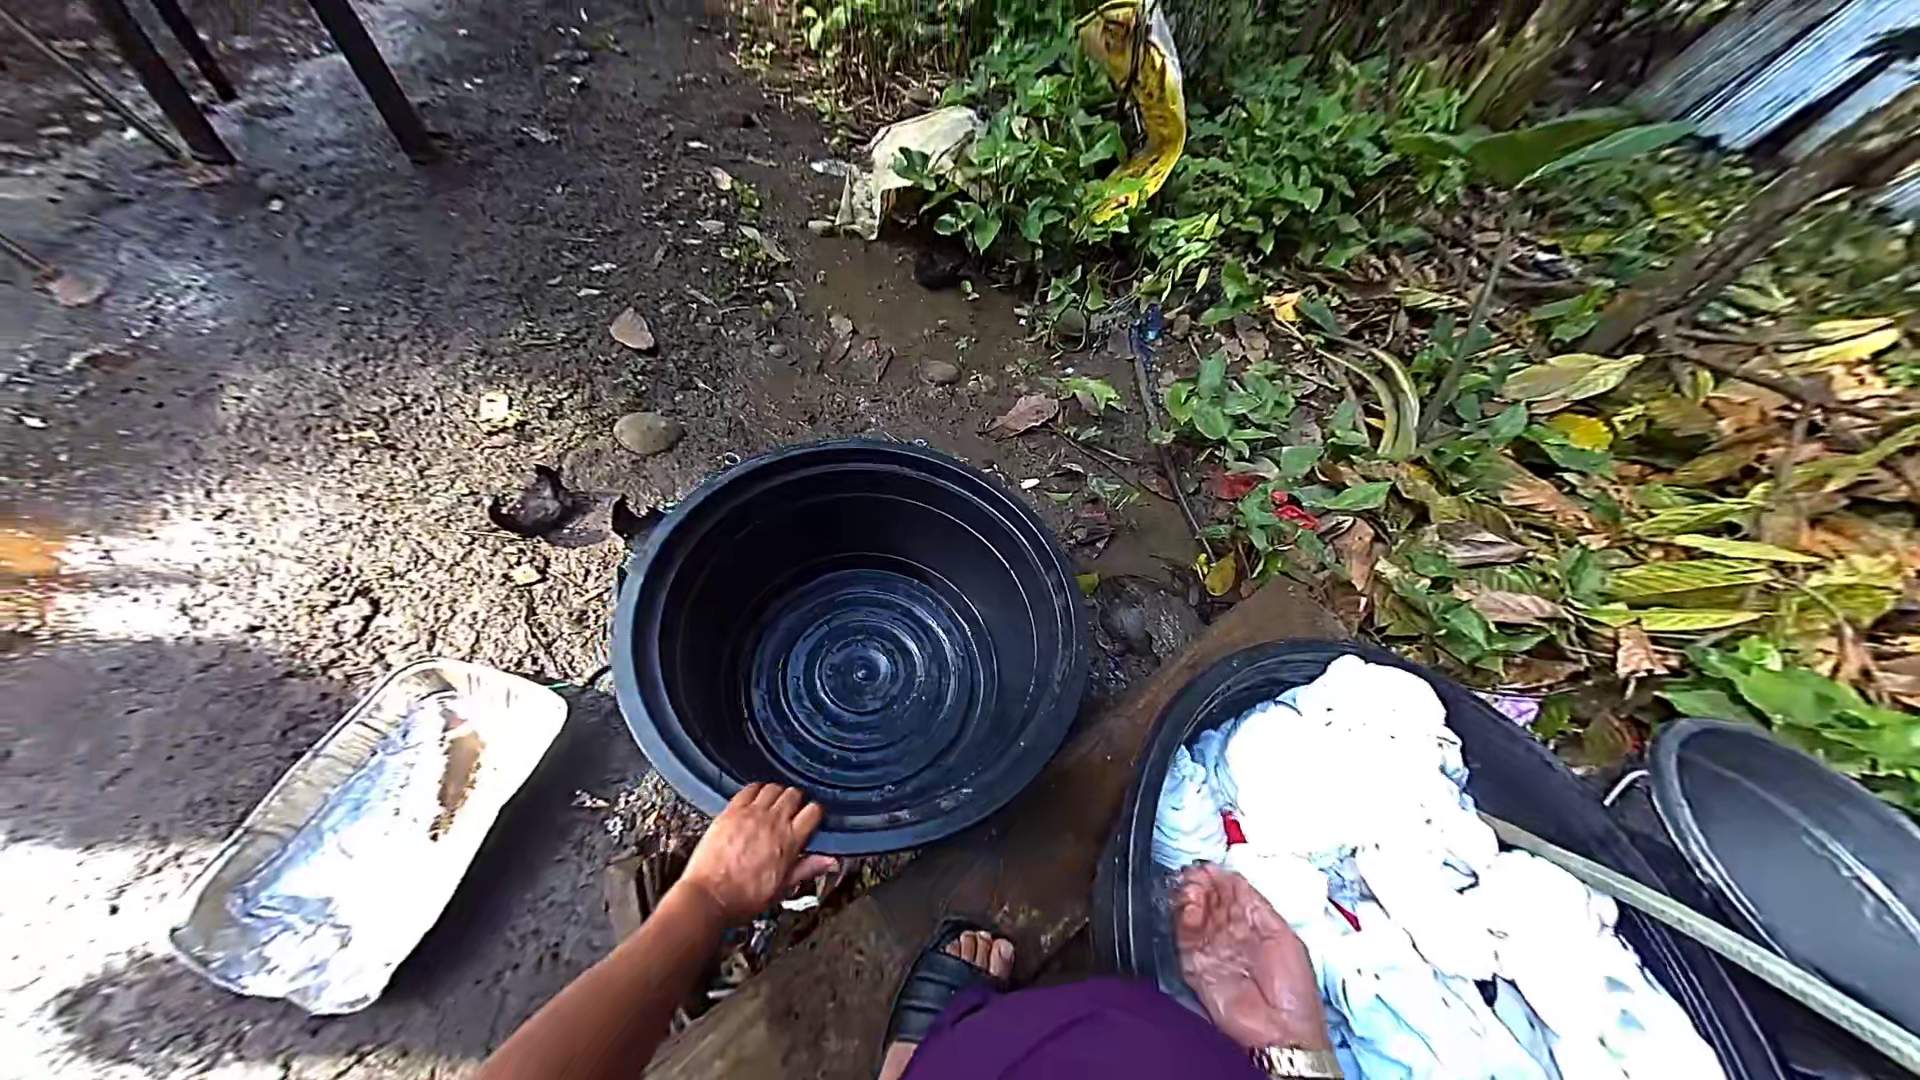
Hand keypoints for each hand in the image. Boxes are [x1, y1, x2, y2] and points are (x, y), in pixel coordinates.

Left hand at [679, 783, 837, 924]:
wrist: (708, 899)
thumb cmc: (742, 898)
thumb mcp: (781, 888)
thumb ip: (808, 868)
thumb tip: (831, 861)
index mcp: (789, 841)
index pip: (813, 811)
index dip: (814, 812)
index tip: (810, 817)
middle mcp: (773, 822)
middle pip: (794, 794)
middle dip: (796, 799)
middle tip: (791, 810)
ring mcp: (752, 814)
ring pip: (773, 787)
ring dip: (777, 793)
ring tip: (773, 803)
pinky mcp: (732, 812)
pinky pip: (749, 789)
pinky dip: (755, 789)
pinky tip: (754, 798)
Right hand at [1174, 864, 1331, 1051]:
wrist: (1283, 1033)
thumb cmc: (1294, 991)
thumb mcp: (1283, 936)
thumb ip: (1255, 904)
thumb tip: (1231, 876)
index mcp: (1248, 923)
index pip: (1224, 890)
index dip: (1214, 877)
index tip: (1206, 868)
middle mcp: (1226, 932)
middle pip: (1204, 898)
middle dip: (1197, 883)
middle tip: (1193, 875)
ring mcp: (1209, 948)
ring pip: (1190, 913)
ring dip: (1186, 897)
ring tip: (1189, 889)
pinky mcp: (1194, 966)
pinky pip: (1181, 938)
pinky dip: (1180, 920)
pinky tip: (1186, 909)